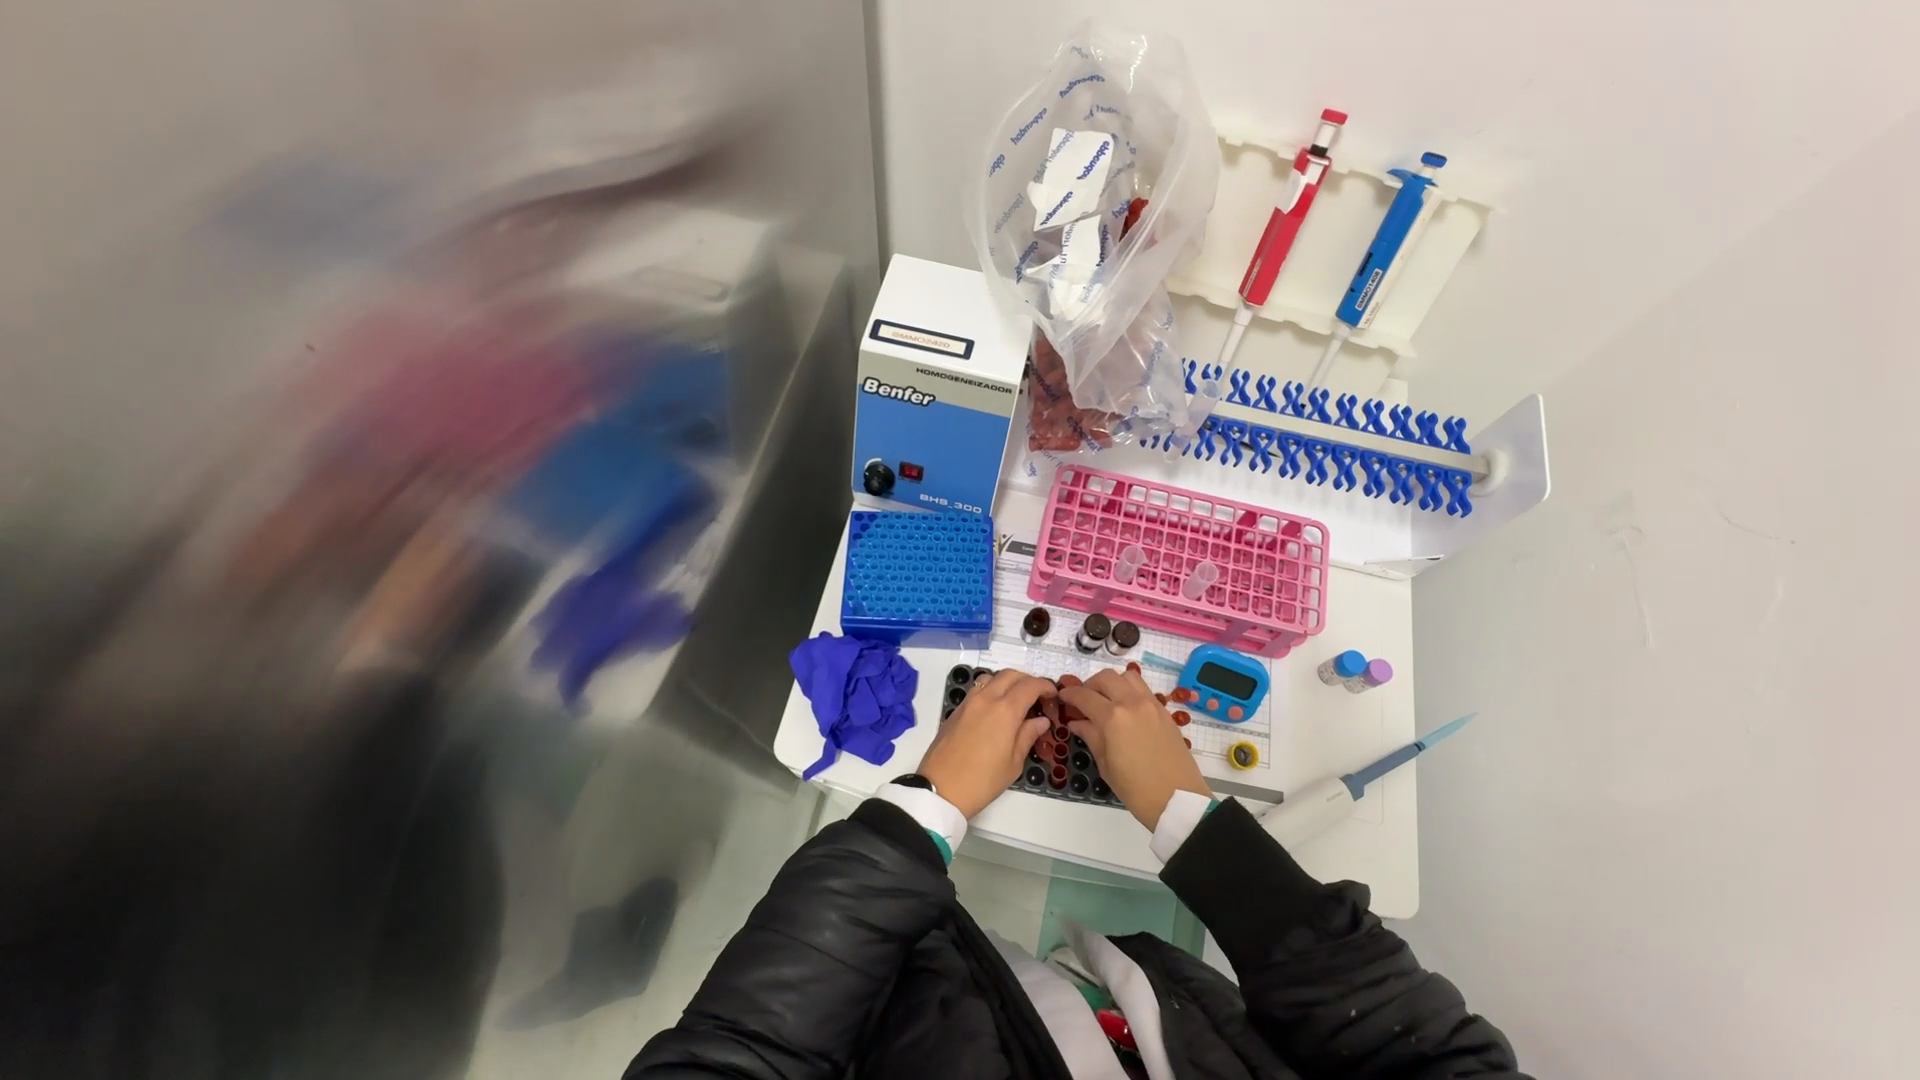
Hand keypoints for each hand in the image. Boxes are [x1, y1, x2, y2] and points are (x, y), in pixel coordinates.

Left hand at [918, 669, 1054, 818]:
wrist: (940, 789)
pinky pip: (978, 690)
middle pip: (1010, 675)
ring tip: (1017, 702)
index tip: (1054, 696)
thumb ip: (1028, 735)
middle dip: (1028, 681)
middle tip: (1038, 698)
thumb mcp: (1013, 763)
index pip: (1030, 686)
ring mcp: (968, 702)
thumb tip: (1041, 720)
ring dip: (1008, 683)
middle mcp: (986, 699)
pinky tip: (997, 711)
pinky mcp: (956, 710)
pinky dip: (992, 691)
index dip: (1045, 687)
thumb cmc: (982, 781)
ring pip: (992, 678)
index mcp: (1005, 710)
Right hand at [1059, 669, 1209, 829]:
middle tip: (1083, 701)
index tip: (1062, 697)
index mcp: (1113, 718)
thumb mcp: (1106, 765)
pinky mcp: (1165, 712)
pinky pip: (1143, 690)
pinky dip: (1130, 691)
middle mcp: (1132, 703)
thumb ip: (1091, 737)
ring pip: (1128, 676)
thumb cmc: (1136, 789)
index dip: (1070, 695)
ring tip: (1106, 700)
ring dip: (1113, 683)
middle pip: (1106, 678)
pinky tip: (1125, 710)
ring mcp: (1151, 705)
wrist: (1177, 800)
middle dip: (1090, 685)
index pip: (1085, 696)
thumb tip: (1077, 722)